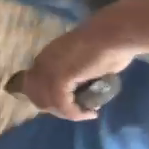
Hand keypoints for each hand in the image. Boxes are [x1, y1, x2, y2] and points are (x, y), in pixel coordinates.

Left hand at [22, 22, 136, 120]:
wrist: (114, 35)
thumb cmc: (108, 45)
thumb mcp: (84, 61)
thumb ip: (76, 73)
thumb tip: (83, 86)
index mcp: (44, 58)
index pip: (34, 84)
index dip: (49, 97)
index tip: (69, 103)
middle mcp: (40, 64)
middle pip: (35, 95)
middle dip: (54, 107)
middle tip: (77, 111)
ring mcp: (48, 70)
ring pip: (46, 101)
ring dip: (66, 112)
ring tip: (85, 113)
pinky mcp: (59, 78)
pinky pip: (61, 103)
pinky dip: (74, 113)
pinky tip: (89, 113)